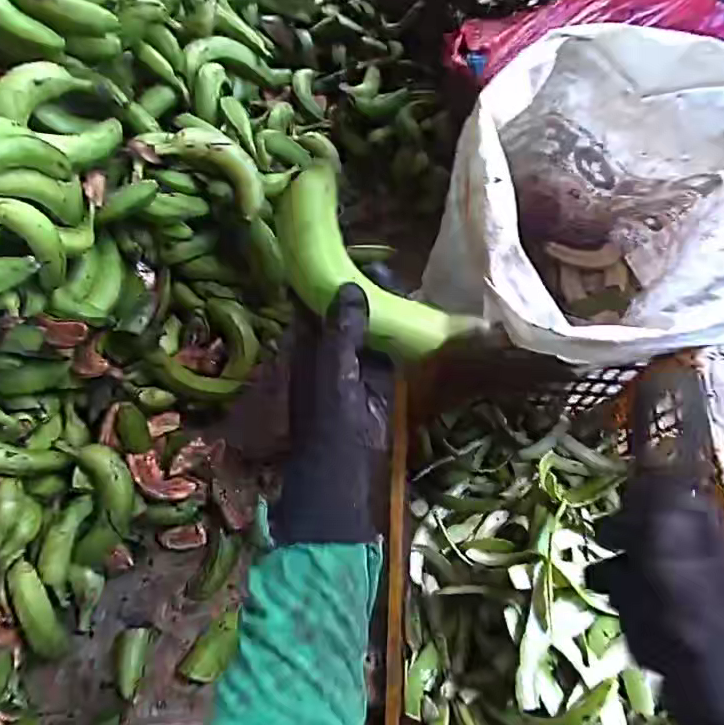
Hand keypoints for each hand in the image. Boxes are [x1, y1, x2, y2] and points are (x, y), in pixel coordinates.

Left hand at [274, 283, 392, 544]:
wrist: (347, 473)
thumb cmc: (328, 421)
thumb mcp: (332, 371)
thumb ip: (341, 330)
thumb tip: (350, 286)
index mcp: (307, 347)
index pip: (312, 304)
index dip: (323, 279)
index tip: (341, 251)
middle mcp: (330, 352)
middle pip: (344, 313)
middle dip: (360, 290)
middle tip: (384, 264)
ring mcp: (357, 367)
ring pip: (369, 330)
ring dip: (383, 310)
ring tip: (403, 279)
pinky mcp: (381, 381)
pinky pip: (390, 351)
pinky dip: (400, 334)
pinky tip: (416, 315)